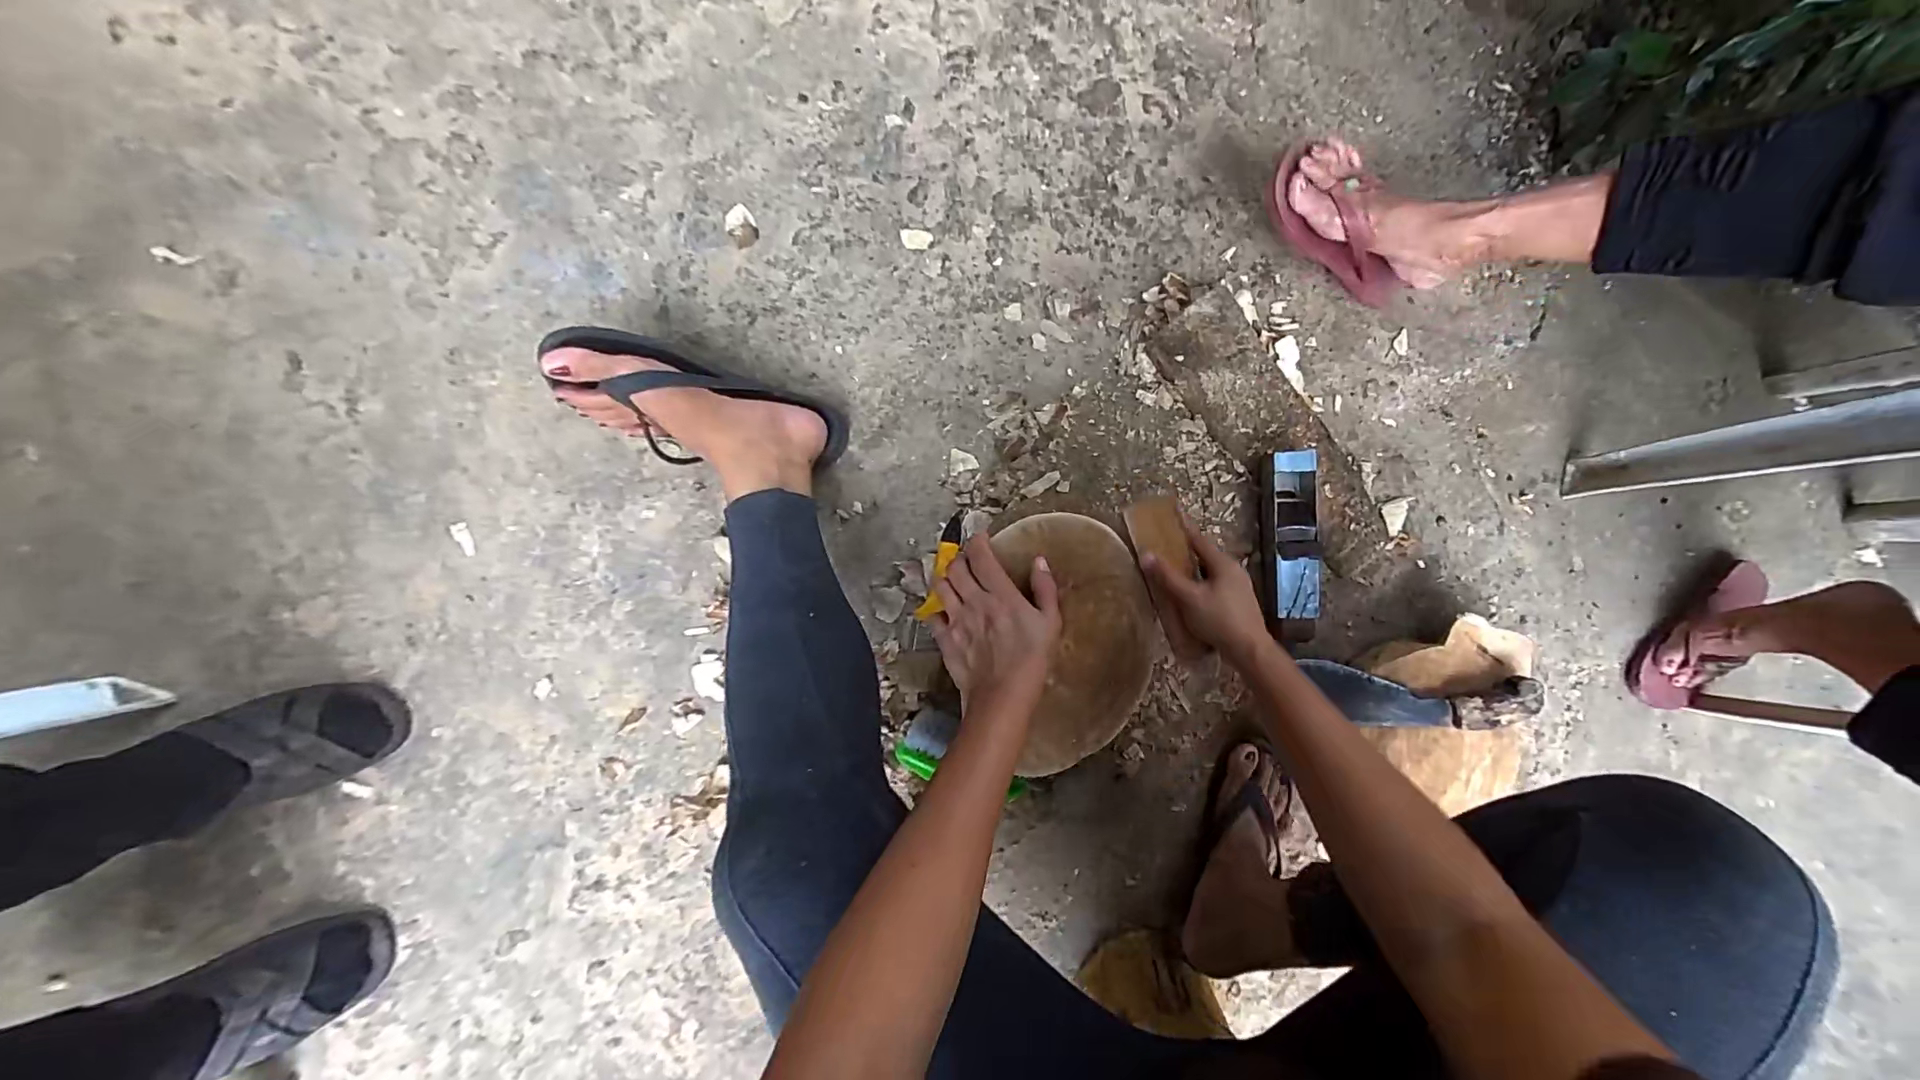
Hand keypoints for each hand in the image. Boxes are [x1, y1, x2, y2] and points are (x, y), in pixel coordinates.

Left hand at [930, 534, 1062, 715]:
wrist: (1002, 697)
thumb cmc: (1032, 661)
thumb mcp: (1050, 623)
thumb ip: (1045, 589)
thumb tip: (1039, 561)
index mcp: (1000, 594)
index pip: (981, 556)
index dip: (978, 541)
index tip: (981, 538)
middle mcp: (973, 601)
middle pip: (955, 567)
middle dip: (960, 557)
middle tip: (968, 559)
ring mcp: (955, 620)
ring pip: (940, 585)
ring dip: (945, 577)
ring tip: (953, 578)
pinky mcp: (944, 639)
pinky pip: (932, 615)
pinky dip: (936, 607)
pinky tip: (944, 609)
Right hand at [1139, 515, 1271, 666]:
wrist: (1250, 650)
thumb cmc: (1219, 620)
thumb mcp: (1189, 598)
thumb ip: (1168, 577)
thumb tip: (1146, 555)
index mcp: (1223, 564)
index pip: (1199, 540)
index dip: (1184, 528)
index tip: (1173, 514)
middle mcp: (1233, 571)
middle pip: (1205, 555)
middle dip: (1186, 550)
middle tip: (1167, 545)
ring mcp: (1238, 587)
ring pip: (1210, 572)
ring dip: (1193, 569)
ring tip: (1174, 570)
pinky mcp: (1238, 602)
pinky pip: (1214, 585)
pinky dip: (1200, 583)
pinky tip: (1190, 594)